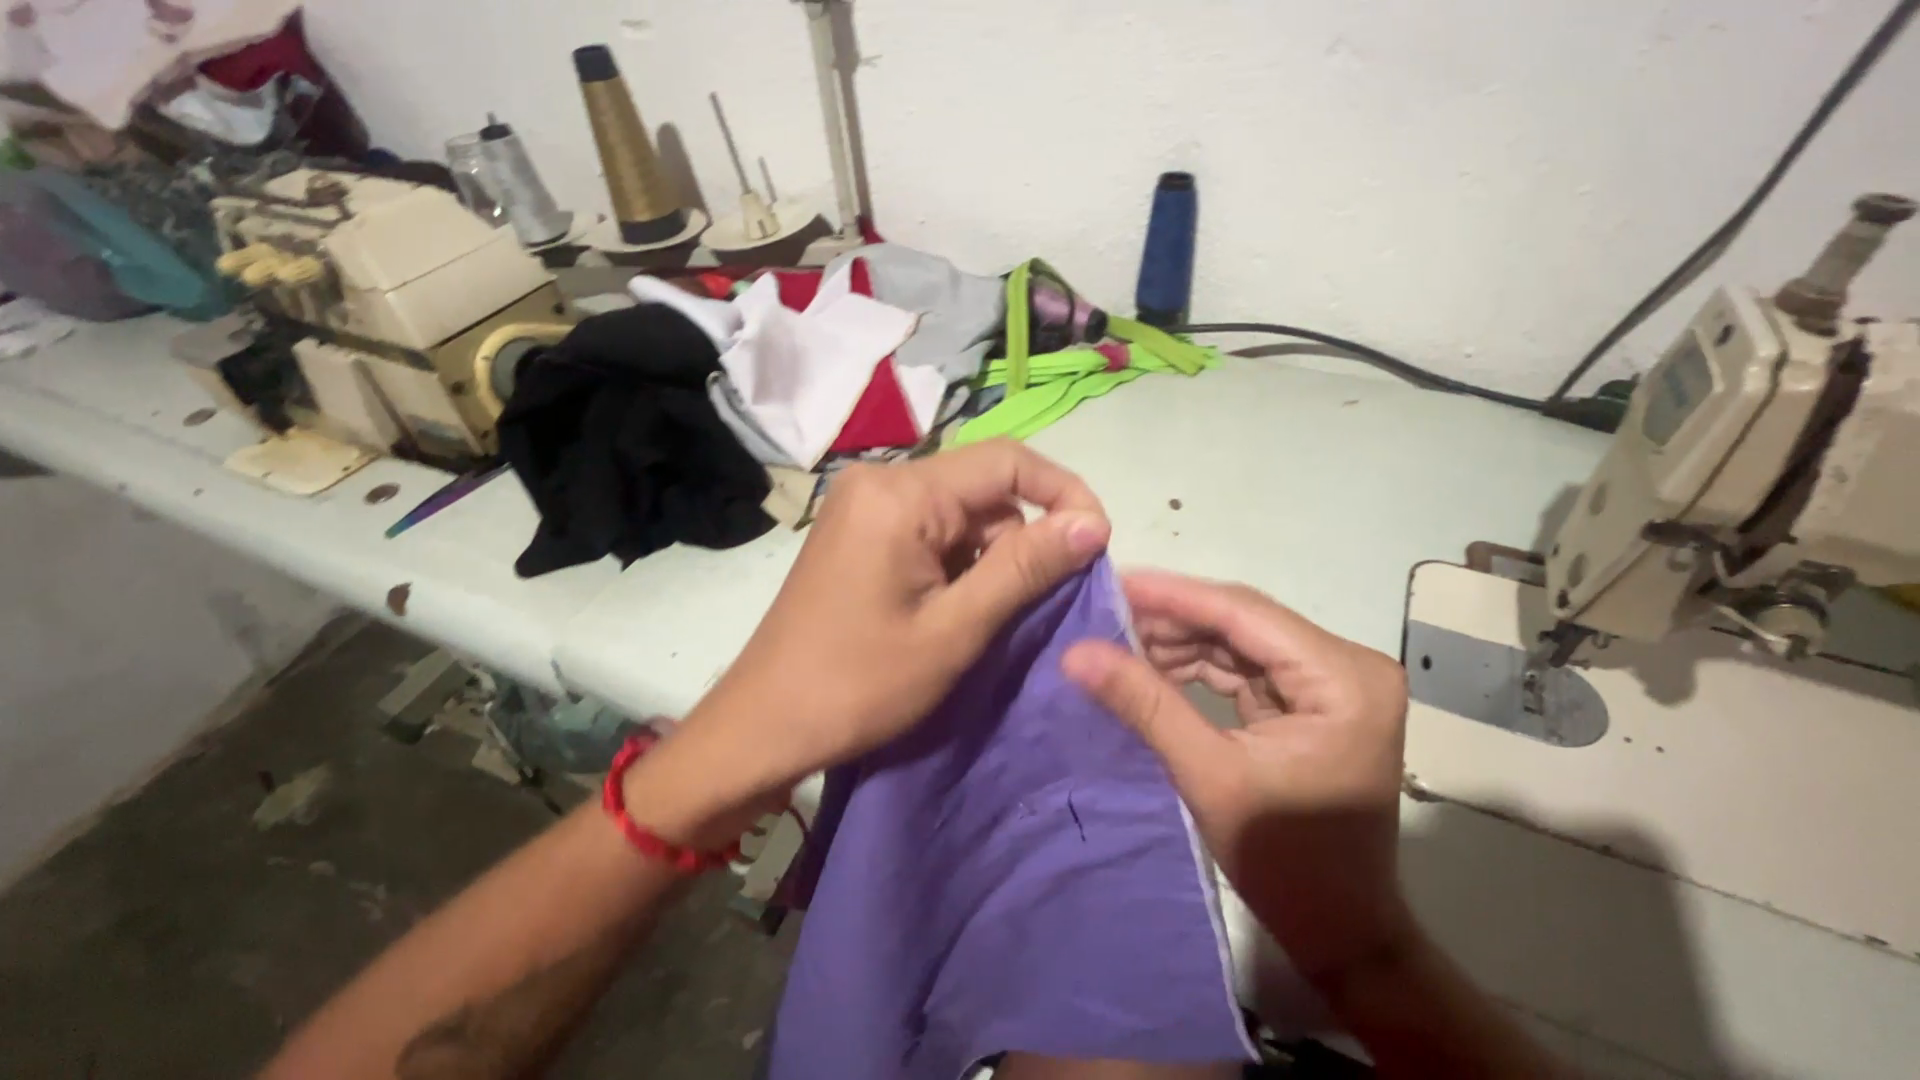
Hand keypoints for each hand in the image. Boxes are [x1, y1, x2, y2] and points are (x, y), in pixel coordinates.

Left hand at [627, 440, 1110, 847]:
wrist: (765, 725)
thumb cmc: (859, 684)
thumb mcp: (954, 630)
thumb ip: (1024, 569)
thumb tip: (1094, 523)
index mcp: (900, 494)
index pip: (1007, 461)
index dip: (1064, 494)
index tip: (1097, 544)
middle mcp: (880, 481)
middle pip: (983, 486)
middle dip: (1024, 537)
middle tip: (1039, 602)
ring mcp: (863, 505)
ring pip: (960, 512)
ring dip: (991, 556)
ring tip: (988, 618)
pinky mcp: (858, 532)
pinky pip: (929, 529)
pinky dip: (958, 563)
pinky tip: (956, 610)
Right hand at [1061, 572, 1413, 987]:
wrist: (1340, 930)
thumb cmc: (1285, 860)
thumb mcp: (1208, 776)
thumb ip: (1146, 705)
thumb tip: (1076, 653)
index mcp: (1343, 677)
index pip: (1246, 613)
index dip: (1174, 596)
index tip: (1111, 581)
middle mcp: (1348, 667)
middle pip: (1246, 623)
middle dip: (1174, 620)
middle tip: (1103, 616)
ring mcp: (1334, 686)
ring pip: (1243, 643)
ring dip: (1183, 644)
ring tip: (1118, 643)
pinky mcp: (1315, 705)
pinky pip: (1250, 671)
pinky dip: (1202, 670)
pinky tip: (1153, 667)